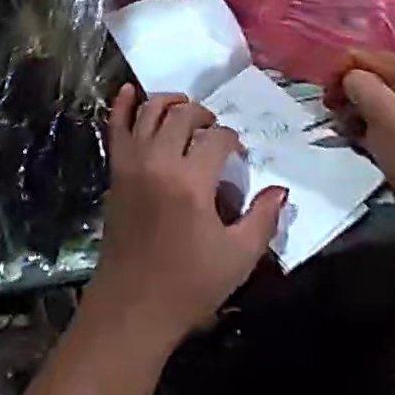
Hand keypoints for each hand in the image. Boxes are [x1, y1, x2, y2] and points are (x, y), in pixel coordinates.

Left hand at [86, 84, 285, 346]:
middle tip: (215, 130)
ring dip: (170, 102)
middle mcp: (159, 160)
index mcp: (192, 181)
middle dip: (204, 115)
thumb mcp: (239, 257)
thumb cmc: (190, 284)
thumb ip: (262, 219)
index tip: (239, 153)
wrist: (134, 303)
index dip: (233, 140)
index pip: (217, 139)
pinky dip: (122, 104)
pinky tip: (131, 90)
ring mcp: (132, 161)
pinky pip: (115, 126)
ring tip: (185, 107)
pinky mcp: (115, 169)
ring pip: (150, 111)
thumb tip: (279, 190)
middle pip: (183, 116)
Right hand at [325, 48, 394, 236]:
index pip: (360, 56)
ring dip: (349, 117)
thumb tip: (345, 79)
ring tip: (347, 136)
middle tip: (335, 119)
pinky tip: (357, 146)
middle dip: (343, 96)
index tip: (326, 99)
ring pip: (363, 103)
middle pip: (361, 78)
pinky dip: (359, 132)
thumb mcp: (387, 112)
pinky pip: (371, 124)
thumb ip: (359, 83)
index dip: (338, 72)